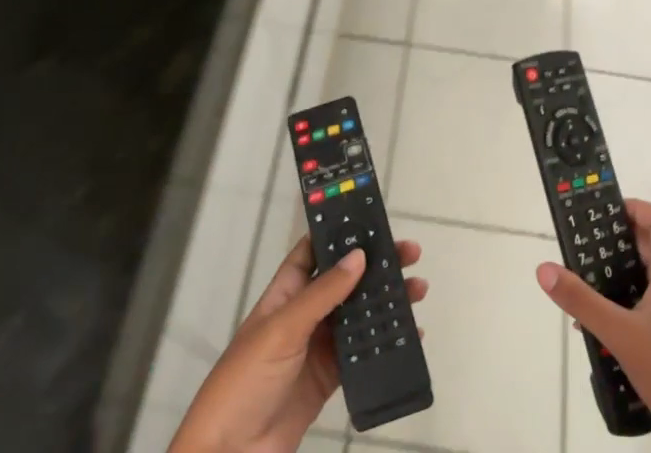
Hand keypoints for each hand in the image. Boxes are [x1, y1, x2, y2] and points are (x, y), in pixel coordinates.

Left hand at [170, 236, 426, 452]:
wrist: (232, 450)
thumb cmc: (245, 379)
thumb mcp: (282, 329)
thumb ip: (321, 294)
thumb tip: (357, 256)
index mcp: (284, 295)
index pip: (312, 253)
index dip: (337, 234)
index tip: (370, 220)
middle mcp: (303, 315)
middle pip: (344, 282)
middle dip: (375, 266)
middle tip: (409, 253)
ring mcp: (317, 347)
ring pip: (359, 316)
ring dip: (387, 303)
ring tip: (418, 289)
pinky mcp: (330, 378)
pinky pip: (363, 353)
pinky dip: (386, 342)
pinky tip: (410, 333)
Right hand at [535, 200, 650, 452]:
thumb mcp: (620, 335)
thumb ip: (581, 300)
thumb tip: (544, 269)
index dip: (633, 208)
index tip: (599, 212)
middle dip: (615, 242)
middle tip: (580, 245)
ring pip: (650, 277)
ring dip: (618, 275)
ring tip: (583, 281)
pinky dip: (627, 302)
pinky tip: (601, 324)